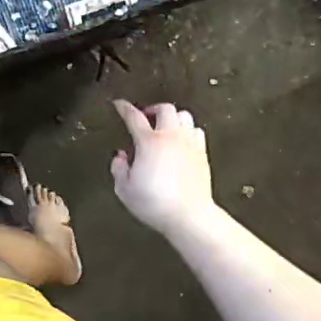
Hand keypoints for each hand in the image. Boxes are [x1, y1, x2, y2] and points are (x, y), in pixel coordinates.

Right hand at [109, 100, 215, 233]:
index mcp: (148, 142)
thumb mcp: (124, 189)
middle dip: (152, 109)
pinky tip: (181, 140)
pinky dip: (187, 130)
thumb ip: (118, 168)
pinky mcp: (202, 154)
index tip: (120, 105)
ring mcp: (189, 144)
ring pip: (184, 115)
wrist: (187, 215)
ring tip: (164, 126)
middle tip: (144, 116)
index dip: (124, 108)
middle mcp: (171, 137)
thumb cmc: (155, 203)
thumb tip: (120, 157)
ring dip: (172, 117)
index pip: (134, 117)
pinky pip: (196, 131)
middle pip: (164, 109)